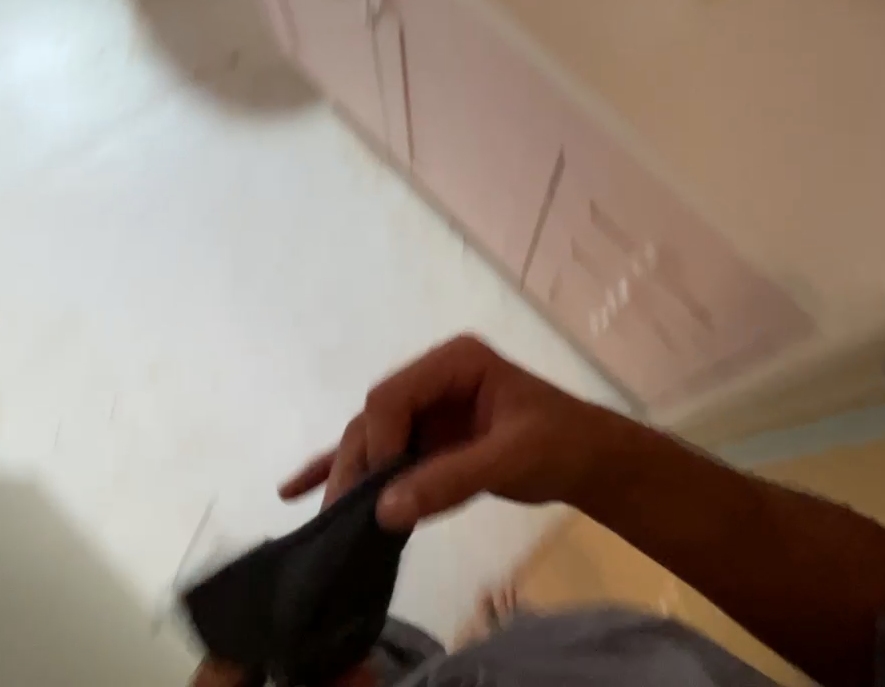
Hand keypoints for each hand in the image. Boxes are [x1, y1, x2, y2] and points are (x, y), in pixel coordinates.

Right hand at [280, 336, 633, 529]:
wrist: (587, 458)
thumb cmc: (559, 444)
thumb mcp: (511, 458)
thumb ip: (451, 480)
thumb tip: (383, 511)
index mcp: (455, 362)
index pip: (393, 395)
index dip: (380, 442)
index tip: (383, 493)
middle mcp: (434, 378)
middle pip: (376, 417)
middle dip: (357, 465)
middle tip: (340, 520)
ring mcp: (429, 406)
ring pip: (373, 438)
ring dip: (350, 475)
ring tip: (326, 522)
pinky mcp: (428, 436)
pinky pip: (380, 450)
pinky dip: (346, 467)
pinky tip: (297, 487)